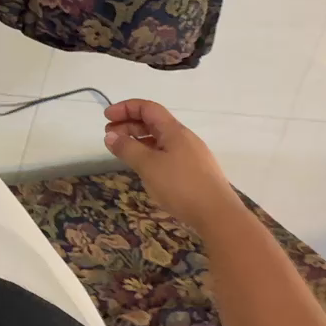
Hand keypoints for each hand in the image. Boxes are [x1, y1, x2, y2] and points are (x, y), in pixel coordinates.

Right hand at [104, 99, 246, 236]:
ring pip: (160, 139)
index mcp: (174, 131)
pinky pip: (167, 153)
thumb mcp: (148, 165)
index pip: (147, 108)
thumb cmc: (181, 186)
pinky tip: (144, 168)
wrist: (220, 217)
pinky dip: (150, 153)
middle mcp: (184, 138)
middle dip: (128, 125)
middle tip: (110, 137)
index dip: (125, 108)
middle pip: (153, 122)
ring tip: (123, 152)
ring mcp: (192, 155)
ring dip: (138, 140)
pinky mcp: (195, 172)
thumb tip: (110, 136)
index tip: (106, 117)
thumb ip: (127, 148)